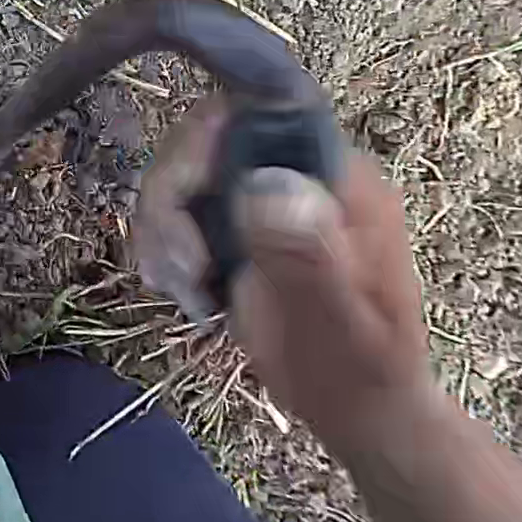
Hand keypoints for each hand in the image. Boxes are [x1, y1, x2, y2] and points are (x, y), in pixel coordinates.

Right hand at [134, 99, 429, 447]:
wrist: (358, 406)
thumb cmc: (360, 373)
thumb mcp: (343, 327)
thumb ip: (310, 257)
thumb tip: (267, 184)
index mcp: (337, 177)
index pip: (256, 114)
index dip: (203, 142)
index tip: (183, 210)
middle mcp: (295, 169)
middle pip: (202, 138)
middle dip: (172, 201)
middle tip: (180, 267)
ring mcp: (263, 190)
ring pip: (180, 172)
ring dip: (161, 227)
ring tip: (181, 287)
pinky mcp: (236, 216)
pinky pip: (176, 205)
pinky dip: (161, 241)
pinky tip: (176, 284)